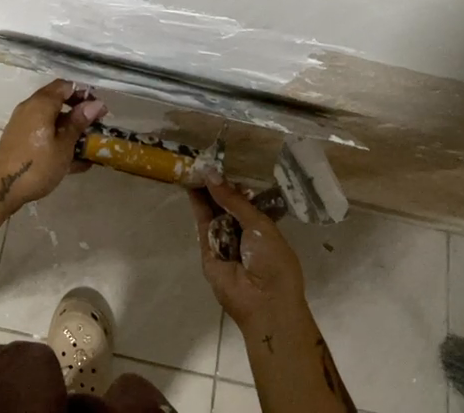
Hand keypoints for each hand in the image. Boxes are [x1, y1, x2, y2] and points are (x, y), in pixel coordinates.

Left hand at [0, 79, 106, 215]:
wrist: (1, 189)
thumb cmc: (37, 165)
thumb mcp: (63, 145)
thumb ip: (78, 122)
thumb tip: (96, 103)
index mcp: (41, 104)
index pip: (65, 86)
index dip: (83, 93)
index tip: (99, 108)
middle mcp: (30, 108)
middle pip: (57, 101)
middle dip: (78, 112)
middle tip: (95, 125)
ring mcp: (23, 125)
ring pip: (51, 119)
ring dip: (70, 128)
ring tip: (89, 144)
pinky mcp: (20, 140)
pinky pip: (43, 133)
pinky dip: (58, 140)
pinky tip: (76, 161)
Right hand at [188, 175, 307, 333]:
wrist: (264, 302)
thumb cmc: (273, 260)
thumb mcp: (259, 225)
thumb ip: (233, 200)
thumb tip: (211, 174)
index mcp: (261, 227)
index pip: (244, 200)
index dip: (232, 183)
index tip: (220, 163)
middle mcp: (241, 232)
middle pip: (225, 204)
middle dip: (215, 185)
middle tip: (202, 161)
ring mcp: (223, 241)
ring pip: (212, 211)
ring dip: (204, 191)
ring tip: (193, 167)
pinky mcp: (207, 251)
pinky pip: (202, 224)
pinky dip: (197, 205)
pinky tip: (191, 186)